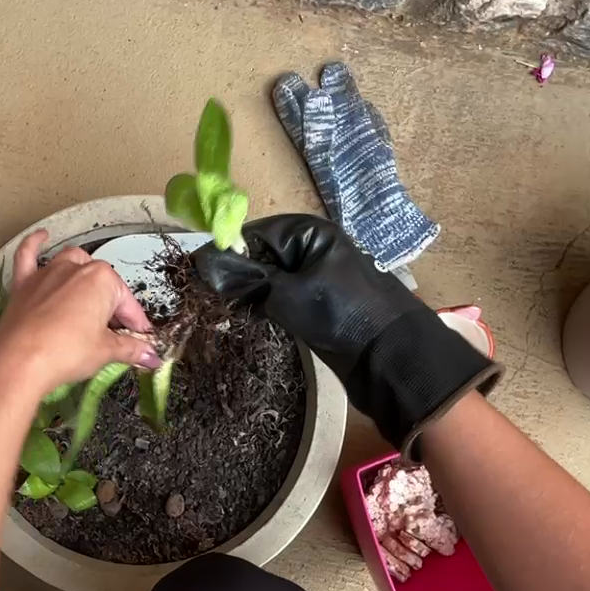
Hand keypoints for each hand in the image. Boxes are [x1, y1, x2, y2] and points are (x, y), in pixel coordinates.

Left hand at [0, 230, 163, 396]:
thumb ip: (131, 350)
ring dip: (83, 277)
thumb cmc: (64, 352)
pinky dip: (35, 244)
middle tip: (115, 335)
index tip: (140, 341)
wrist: (18, 361)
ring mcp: (47, 273)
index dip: (136, 325)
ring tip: (90, 300)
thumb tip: (150, 356)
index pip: (127, 303)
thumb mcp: (105, 352)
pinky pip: (29, 255)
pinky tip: (42, 236)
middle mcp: (75, 268)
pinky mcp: (24, 283)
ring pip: (71, 264)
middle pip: (101, 284)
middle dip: (110, 307)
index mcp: (102, 279)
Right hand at [194, 215, 499, 456]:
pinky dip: (265, 308)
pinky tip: (251, 321)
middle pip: (258, 256)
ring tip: (228, 313)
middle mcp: (312, 248)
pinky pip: (279, 298)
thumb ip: (243, 277)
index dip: (226, 253)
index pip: (253, 233)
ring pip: (267, 280)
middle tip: (212, 301)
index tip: (199, 277)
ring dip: (249, 296)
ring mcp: (315, 277)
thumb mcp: (286, 293)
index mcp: (309, 232)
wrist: (390, 357)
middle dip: (236, 277)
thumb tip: (200, 261)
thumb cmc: (340, 314)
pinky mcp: (315, 304)